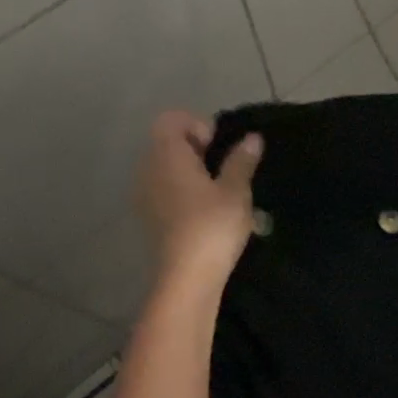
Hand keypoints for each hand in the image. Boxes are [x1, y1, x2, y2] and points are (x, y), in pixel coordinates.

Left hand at [137, 110, 263, 281]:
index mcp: (167, 155)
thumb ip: (241, 161)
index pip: (172, 120)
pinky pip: (165, 191)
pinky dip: (184, 193)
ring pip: (167, 169)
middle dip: (198, 150)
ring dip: (192, 173)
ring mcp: (145, 195)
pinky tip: (207, 214)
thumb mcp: (235, 190)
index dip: (197, 125)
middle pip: (168, 143)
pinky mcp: (150, 219)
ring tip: (220, 194)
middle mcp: (148, 169)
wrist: (186, 278)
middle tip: (226, 170)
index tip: (220, 148)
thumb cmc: (212, 225)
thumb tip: (252, 138)